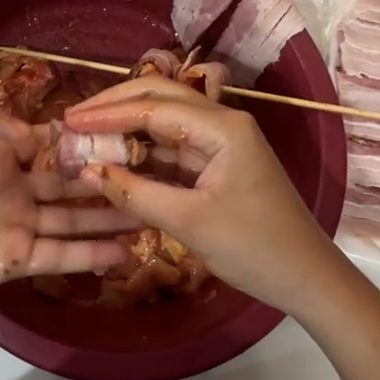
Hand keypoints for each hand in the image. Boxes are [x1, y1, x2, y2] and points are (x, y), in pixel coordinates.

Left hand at [0, 99, 133, 317]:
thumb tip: (35, 132)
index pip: (46, 143)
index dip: (79, 140)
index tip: (119, 135)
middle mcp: (13, 187)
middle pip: (67, 181)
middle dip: (104, 179)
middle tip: (149, 176)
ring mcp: (18, 225)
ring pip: (72, 219)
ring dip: (108, 217)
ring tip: (149, 214)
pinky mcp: (17, 261)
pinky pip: (61, 255)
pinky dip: (91, 254)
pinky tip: (124, 251)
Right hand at [64, 76, 335, 313]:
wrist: (310, 280)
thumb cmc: (255, 249)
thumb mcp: (189, 222)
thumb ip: (134, 192)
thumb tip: (86, 171)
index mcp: (222, 127)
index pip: (153, 106)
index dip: (107, 113)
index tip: (68, 121)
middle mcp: (222, 122)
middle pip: (159, 98)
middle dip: (113, 106)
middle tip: (72, 120)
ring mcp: (221, 141)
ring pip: (164, 121)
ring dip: (126, 127)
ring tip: (85, 137)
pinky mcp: (217, 163)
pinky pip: (172, 146)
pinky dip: (142, 150)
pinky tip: (114, 158)